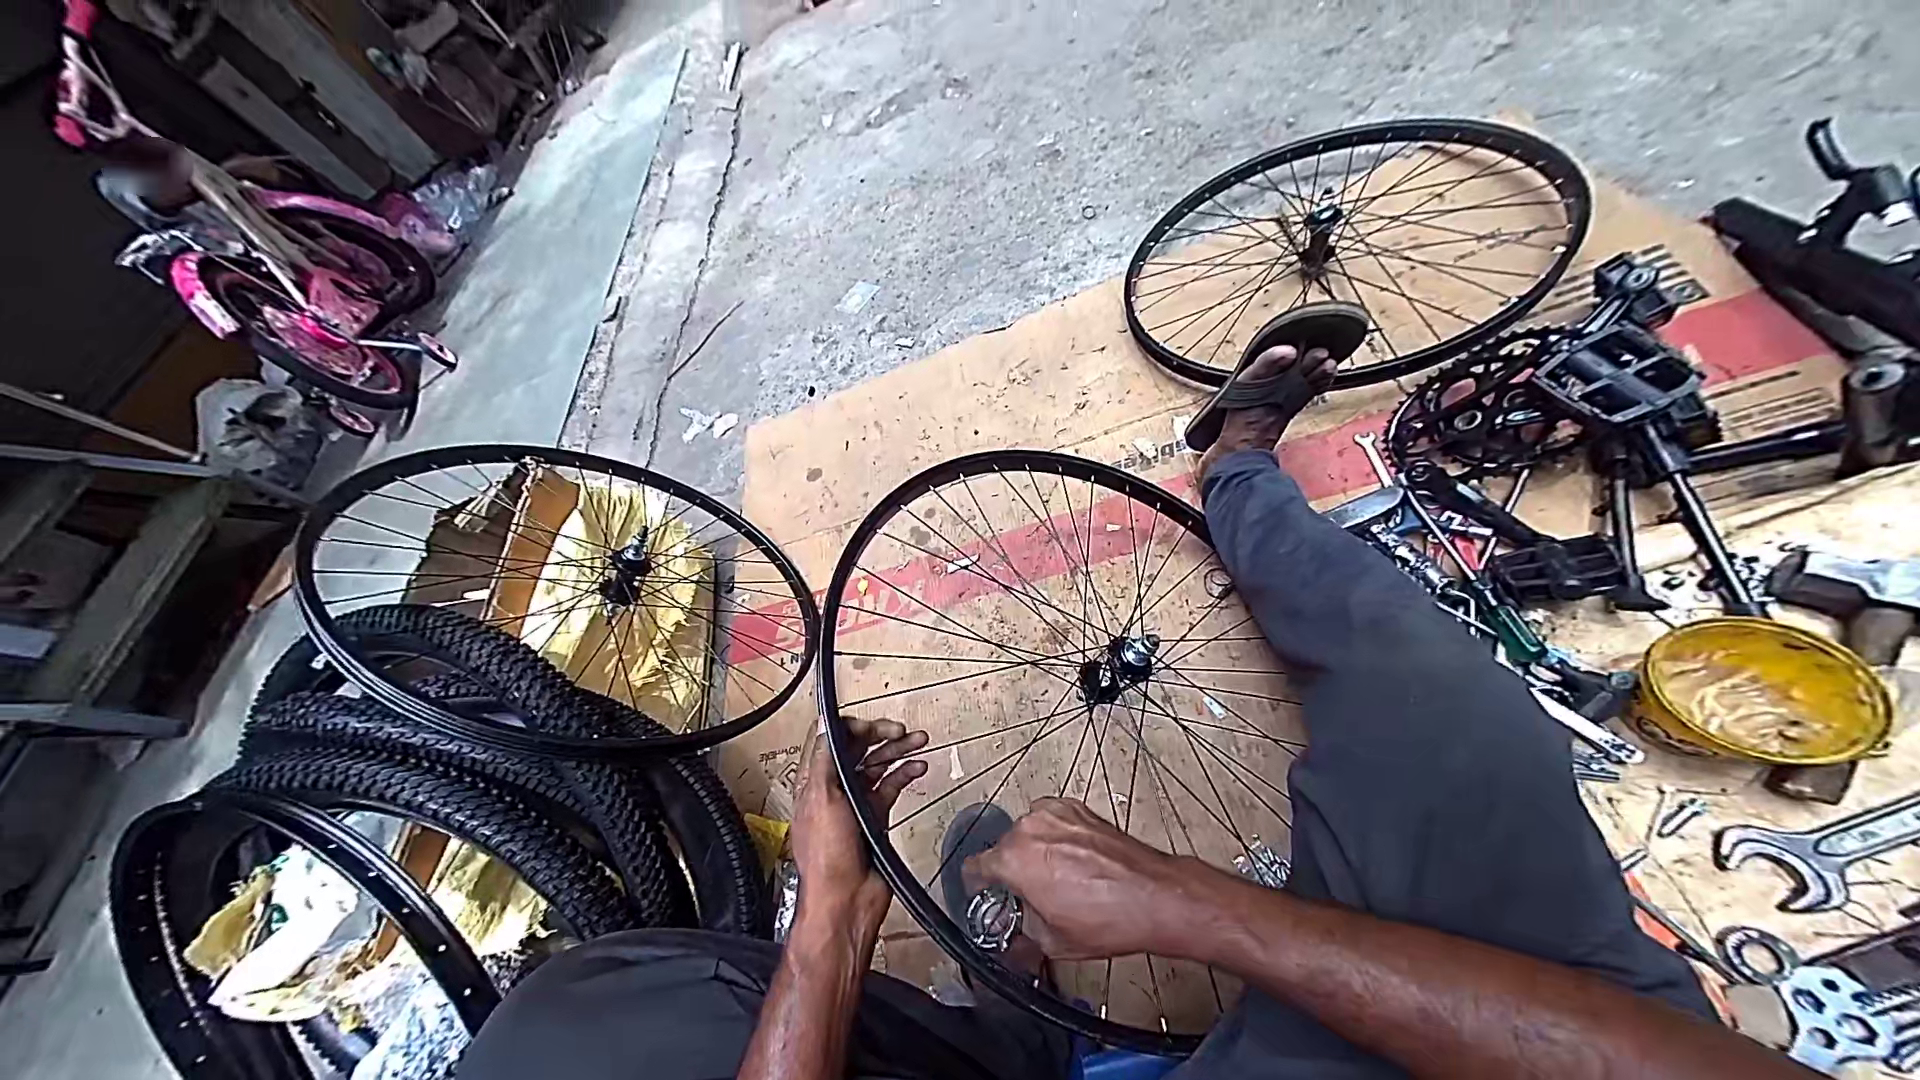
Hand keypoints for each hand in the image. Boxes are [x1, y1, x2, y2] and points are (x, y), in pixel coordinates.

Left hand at [790, 716, 927, 932]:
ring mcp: (856, 801)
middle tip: (900, 730)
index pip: (831, 738)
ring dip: (898, 750)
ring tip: (918, 740)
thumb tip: (825, 724)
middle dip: (880, 734)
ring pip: (878, 764)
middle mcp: (835, 787)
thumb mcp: (822, 798)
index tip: (872, 726)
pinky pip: (892, 785)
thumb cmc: (827, 856)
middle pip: (858, 748)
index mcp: (815, 780)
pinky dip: (905, 772)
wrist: (846, 900)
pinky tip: (917, 766)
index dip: (852, 727)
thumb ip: (825, 759)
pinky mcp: (875, 814)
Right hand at [968, 797, 1208, 960]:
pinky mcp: (1074, 807)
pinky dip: (1055, 835)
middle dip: (1011, 870)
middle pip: (1003, 848)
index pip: (974, 866)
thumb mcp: (1051, 941)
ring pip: (1027, 831)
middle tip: (1028, 893)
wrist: (1151, 895)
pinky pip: (1050, 819)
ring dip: (1033, 849)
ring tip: (1057, 876)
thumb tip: (1012, 941)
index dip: (976, 884)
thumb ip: (1019, 935)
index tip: (983, 891)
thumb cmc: (1108, 915)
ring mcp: (1052, 813)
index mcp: (1013, 860)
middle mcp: (1028, 828)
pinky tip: (1072, 860)